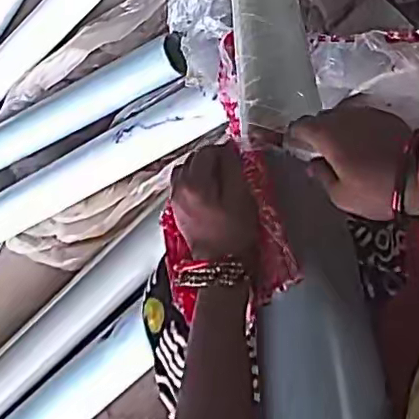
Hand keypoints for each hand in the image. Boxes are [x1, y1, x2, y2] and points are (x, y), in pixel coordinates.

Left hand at [170, 141, 259, 262]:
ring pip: (186, 171)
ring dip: (201, 169)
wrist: (221, 268)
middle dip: (211, 158)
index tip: (236, 156)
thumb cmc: (235, 235)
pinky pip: (184, 186)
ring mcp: (177, 201)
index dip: (224, 151)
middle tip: (229, 165)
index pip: (207, 152)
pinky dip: (195, 182)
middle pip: (193, 159)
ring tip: (218, 177)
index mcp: (195, 183)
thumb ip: (233, 168)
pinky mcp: (178, 212)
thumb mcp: (241, 197)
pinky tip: (209, 191)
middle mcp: (180, 189)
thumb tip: (229, 150)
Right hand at [288, 105, 413, 218]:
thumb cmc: (376, 189)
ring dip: (337, 129)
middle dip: (316, 133)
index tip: (296, 148)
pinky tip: (364, 145)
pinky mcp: (383, 114)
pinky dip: (356, 128)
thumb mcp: (342, 196)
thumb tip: (313, 164)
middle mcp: (340, 115)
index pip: (298, 126)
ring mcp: (362, 111)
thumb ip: (321, 176)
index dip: (294, 136)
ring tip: (343, 149)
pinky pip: (360, 118)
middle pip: (319, 119)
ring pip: (341, 116)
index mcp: (323, 133)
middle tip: (320, 152)